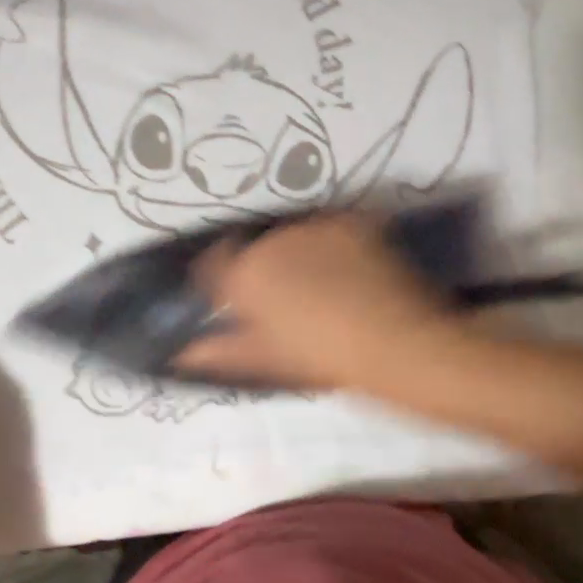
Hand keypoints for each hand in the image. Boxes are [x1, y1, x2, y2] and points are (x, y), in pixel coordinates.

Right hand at [176, 213, 459, 390]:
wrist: (398, 344)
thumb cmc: (324, 358)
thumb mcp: (266, 360)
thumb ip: (219, 352)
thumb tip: (184, 353)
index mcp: (244, 275)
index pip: (212, 267)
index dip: (220, 285)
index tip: (231, 303)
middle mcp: (273, 240)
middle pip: (255, 250)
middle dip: (261, 270)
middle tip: (282, 303)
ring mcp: (317, 227)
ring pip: (293, 239)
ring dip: (296, 256)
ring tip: (319, 289)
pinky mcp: (355, 222)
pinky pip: (330, 233)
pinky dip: (331, 248)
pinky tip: (346, 275)